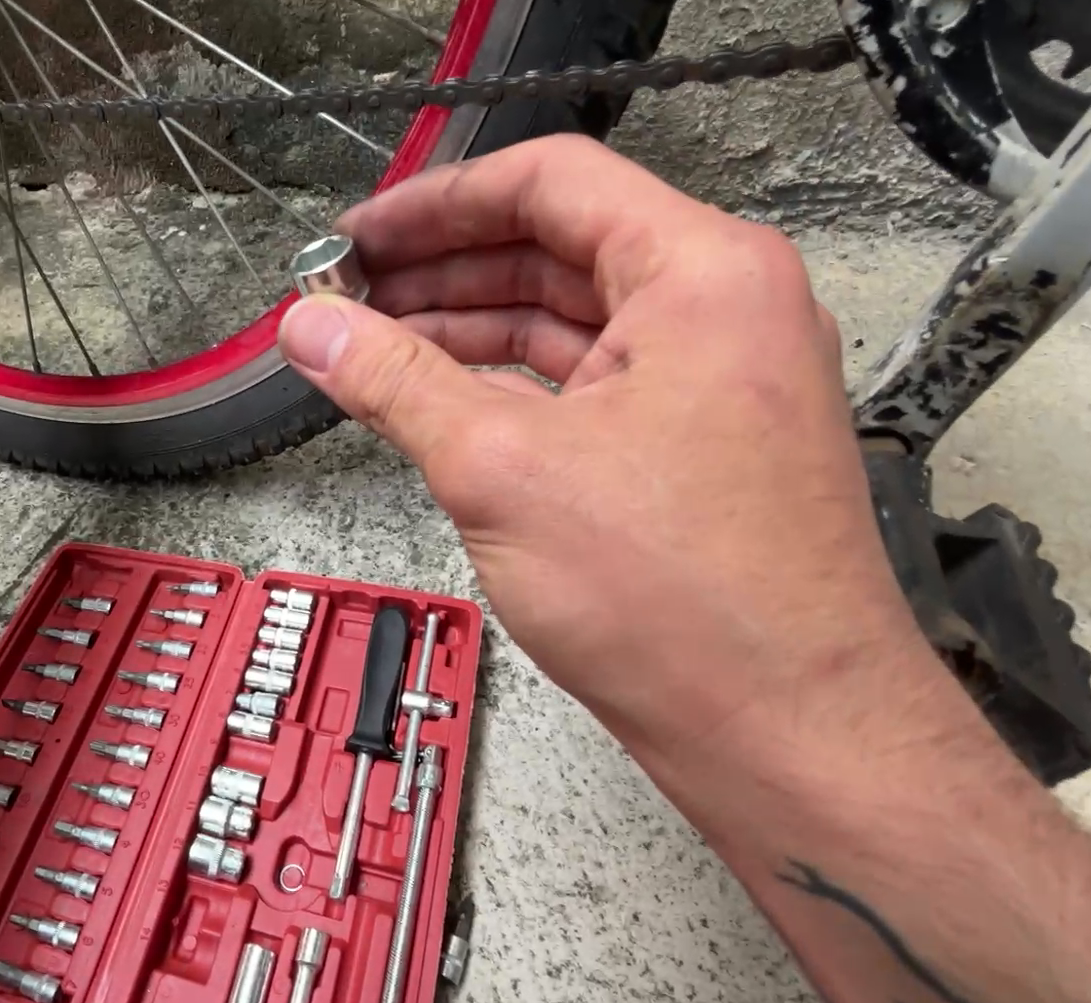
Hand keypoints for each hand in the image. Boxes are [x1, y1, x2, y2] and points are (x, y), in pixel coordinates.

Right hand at [278, 135, 938, 766]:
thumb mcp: (500, 468)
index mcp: (700, 277)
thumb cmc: (685, 603)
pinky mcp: (678, 450)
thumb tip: (313, 330)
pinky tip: (434, 405)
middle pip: (549, 252)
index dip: (436, 203)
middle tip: (351, 296)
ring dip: (461, 335)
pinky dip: (498, 390)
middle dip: (438, 273)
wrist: (777, 730)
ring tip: (373, 350)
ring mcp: (701, 386)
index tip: (361, 235)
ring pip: (557, 327)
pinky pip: (571, 390)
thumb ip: (393, 383)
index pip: (548, 183)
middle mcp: (715, 316)